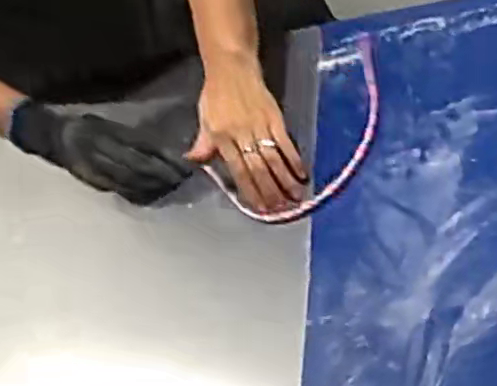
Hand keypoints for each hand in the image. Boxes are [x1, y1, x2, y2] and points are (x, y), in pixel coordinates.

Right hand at [9, 102, 189, 204]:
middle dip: (164, 176)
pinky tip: (155, 197)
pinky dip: (143, 196)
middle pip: (140, 166)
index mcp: (107, 132)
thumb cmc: (87, 129)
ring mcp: (98, 167)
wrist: (52, 137)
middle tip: (183, 181)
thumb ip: (136, 140)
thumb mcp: (109, 126)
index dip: (166, 159)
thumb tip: (168, 155)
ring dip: (157, 188)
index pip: (144, 147)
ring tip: (173, 190)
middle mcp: (102, 149)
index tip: (185, 166)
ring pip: (134, 182)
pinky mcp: (96, 182)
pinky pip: (124, 192)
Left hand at [188, 59, 307, 212]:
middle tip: (282, 209)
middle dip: (271, 192)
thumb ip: (203, 144)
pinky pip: (286, 144)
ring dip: (286, 182)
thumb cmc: (217, 95)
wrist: (231, 66)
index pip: (238, 171)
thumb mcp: (205, 119)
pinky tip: (303, 176)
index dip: (251, 192)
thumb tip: (193, 160)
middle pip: (258, 170)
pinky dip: (295, 161)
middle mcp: (241, 134)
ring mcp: (259, 127)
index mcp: (222, 137)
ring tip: (296, 198)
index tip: (261, 209)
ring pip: (274, 160)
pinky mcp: (275, 119)